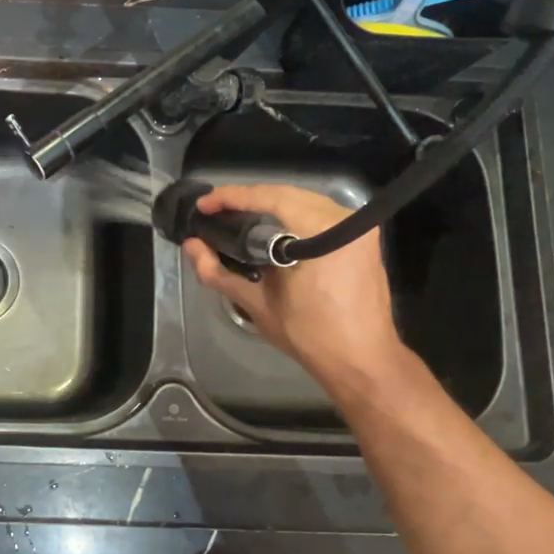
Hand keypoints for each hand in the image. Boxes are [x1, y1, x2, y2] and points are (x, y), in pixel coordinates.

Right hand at [181, 184, 402, 385]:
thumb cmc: (309, 334)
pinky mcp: (362, 239)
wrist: (361, 359)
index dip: (231, 197)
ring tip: (236, 218)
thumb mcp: (256, 303)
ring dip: (269, 206)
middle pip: (287, 194)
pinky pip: (319, 214)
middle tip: (215, 210)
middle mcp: (344, 221)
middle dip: (248, 199)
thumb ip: (218, 272)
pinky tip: (268, 229)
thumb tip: (191, 246)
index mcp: (322, 232)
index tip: (203, 205)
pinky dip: (291, 217)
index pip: (270, 198)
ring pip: (304, 201)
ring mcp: (357, 228)